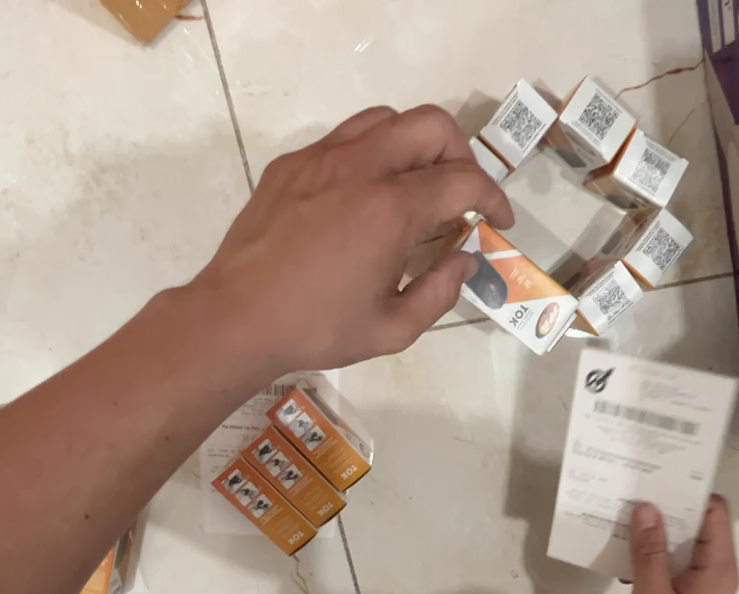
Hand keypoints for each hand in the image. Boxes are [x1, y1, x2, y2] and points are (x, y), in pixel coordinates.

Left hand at [188, 105, 515, 372]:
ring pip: (388, 119)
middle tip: (464, 196)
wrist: (239, 316)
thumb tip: (467, 260)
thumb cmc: (319, 328)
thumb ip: (441, 292)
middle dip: (462, 156)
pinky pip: (348, 136)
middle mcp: (361, 167)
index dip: (493, 199)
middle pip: (432, 126)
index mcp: (391, 209)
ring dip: (418, 146)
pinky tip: (370, 195)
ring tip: (420, 187)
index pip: (463, 181)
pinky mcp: (294, 163)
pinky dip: (376, 152)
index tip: (500, 222)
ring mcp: (323, 157)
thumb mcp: (394, 329)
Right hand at [619, 496, 738, 593]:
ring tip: (623, 515)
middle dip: (668, 508)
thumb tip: (646, 508)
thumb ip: (649, 552)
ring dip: (656, 532)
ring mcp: (701, 584)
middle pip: (698, 524)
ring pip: (682, 543)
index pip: (714, 512)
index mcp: (718, 568)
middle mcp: (716, 571)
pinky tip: (623, 553)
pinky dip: (652, 555)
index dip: (690, 491)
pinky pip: (672, 563)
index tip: (658, 477)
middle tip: (634, 490)